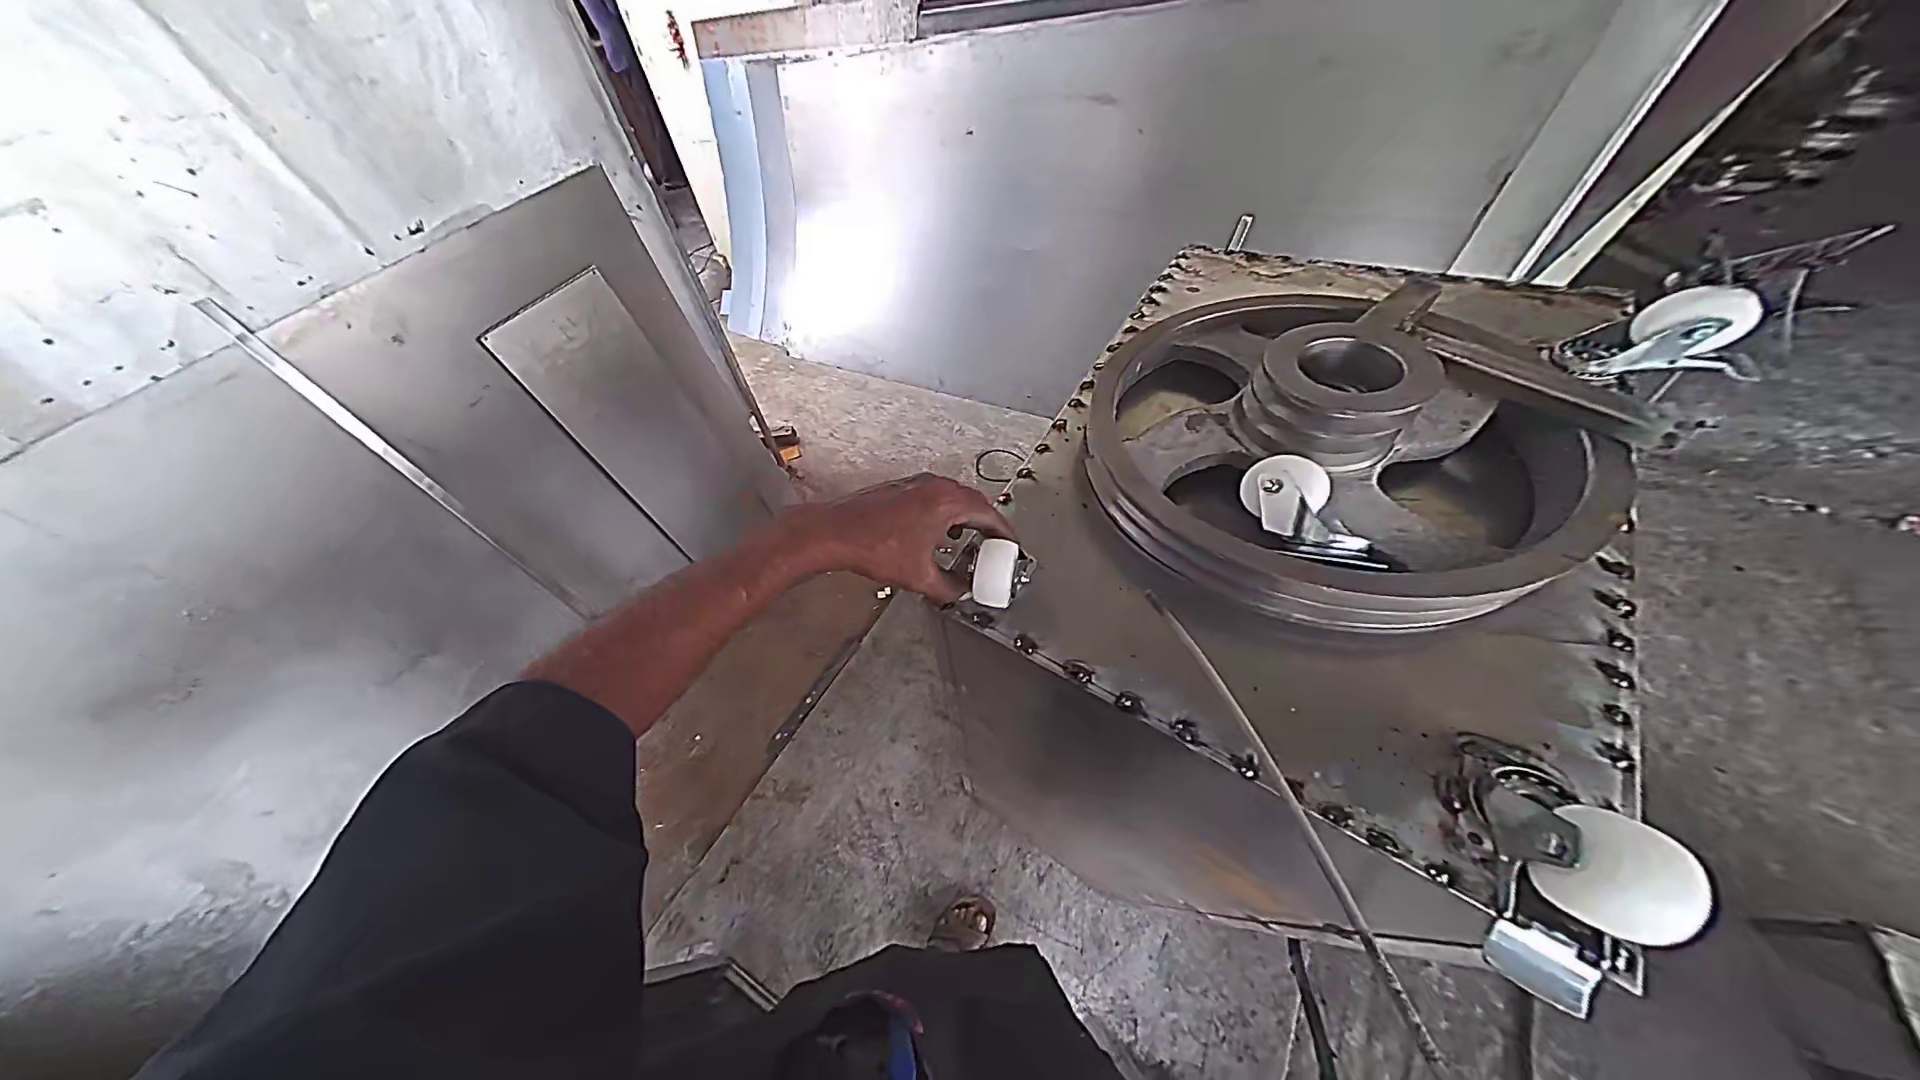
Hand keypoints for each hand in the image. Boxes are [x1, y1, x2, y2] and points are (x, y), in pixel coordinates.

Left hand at [779, 474, 1015, 603]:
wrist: (835, 532)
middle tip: (995, 544)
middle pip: (976, 502)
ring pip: (955, 497)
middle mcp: (935, 487)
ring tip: (969, 541)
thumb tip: (959, 592)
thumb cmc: (871, 545)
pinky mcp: (902, 488)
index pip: (990, 515)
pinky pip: (936, 497)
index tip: (1011, 544)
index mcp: (947, 503)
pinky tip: (937, 534)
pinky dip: (946, 513)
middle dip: (988, 525)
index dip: (1005, 533)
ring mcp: (917, 484)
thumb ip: (947, 587)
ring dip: (966, 518)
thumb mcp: (919, 576)